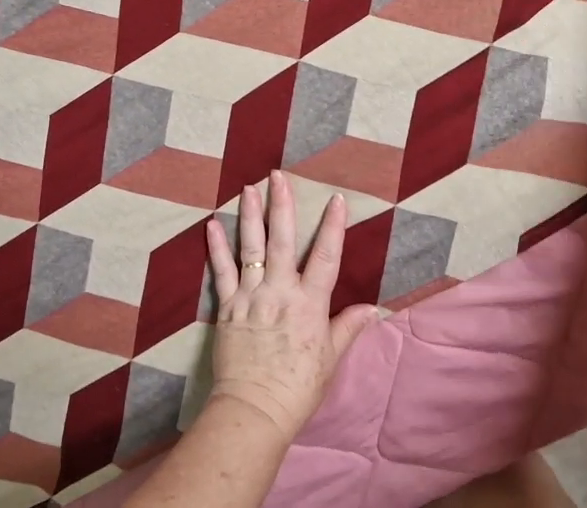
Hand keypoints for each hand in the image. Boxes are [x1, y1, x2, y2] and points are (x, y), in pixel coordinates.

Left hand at [203, 171, 380, 440]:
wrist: (255, 409)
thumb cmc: (298, 388)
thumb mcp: (330, 359)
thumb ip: (348, 327)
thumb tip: (374, 308)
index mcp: (309, 305)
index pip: (325, 257)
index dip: (332, 227)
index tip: (336, 199)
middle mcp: (280, 293)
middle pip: (281, 241)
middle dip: (281, 205)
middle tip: (278, 175)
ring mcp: (251, 297)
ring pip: (251, 248)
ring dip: (250, 216)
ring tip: (248, 188)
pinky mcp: (228, 307)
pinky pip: (222, 271)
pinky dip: (217, 247)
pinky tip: (213, 225)